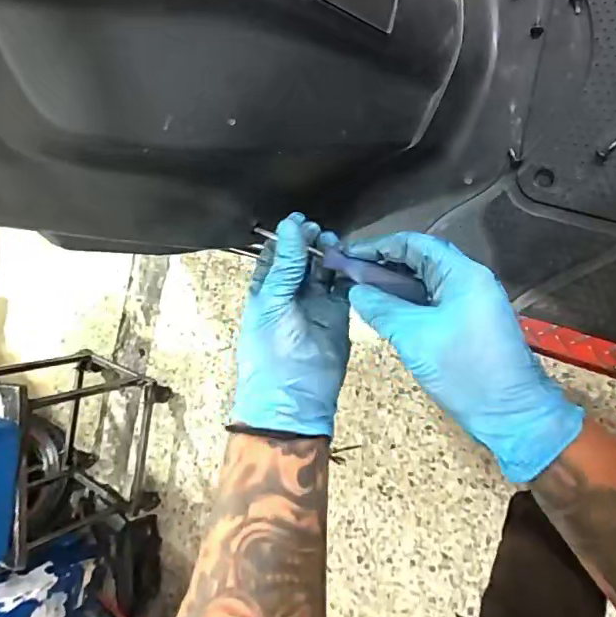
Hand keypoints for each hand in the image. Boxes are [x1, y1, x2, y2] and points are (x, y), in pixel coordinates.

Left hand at [231, 212, 350, 437]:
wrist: (293, 396)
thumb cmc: (270, 348)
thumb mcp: (272, 300)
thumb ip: (286, 263)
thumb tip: (291, 224)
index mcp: (265, 289)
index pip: (277, 254)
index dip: (288, 236)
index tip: (299, 220)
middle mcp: (290, 294)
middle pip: (303, 258)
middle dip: (311, 242)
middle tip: (320, 231)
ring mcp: (315, 304)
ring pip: (324, 270)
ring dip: (329, 254)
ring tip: (334, 242)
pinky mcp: (338, 315)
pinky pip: (344, 287)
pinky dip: (348, 272)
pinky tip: (350, 260)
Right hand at [345, 232, 581, 481]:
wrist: (512, 415)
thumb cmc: (465, 370)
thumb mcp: (413, 336)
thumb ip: (380, 308)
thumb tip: (354, 290)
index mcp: (462, 274)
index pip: (414, 244)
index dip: (377, 246)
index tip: (346, 254)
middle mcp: (468, 280)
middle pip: (418, 260)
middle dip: (380, 263)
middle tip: (345, 270)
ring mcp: (469, 302)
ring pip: (422, 282)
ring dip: (390, 283)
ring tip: (356, 287)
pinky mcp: (466, 322)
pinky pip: (429, 301)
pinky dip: (403, 301)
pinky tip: (380, 308)